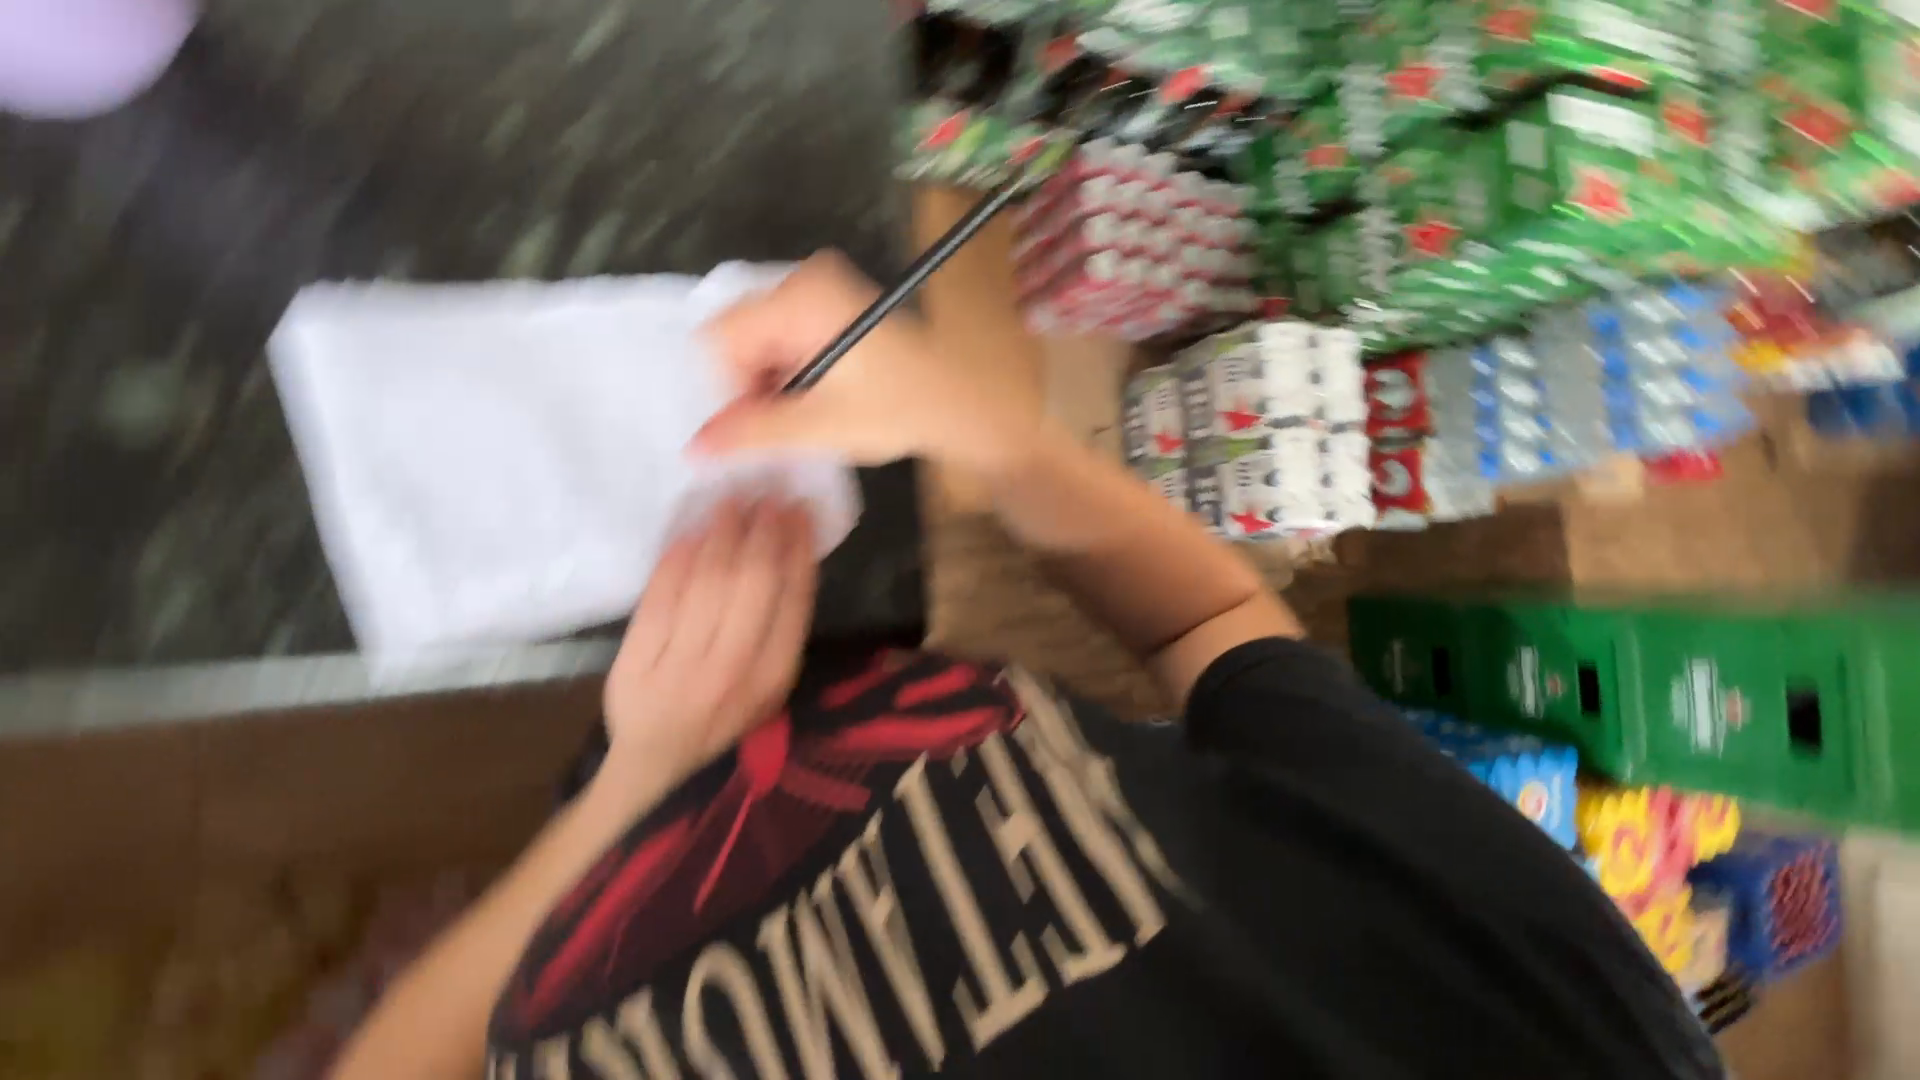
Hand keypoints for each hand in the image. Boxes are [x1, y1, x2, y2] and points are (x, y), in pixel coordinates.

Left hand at [602, 497, 816, 781]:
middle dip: (763, 530)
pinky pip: (661, 597)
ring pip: (708, 583)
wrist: (659, 761)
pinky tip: (690, 531)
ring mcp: (682, 665)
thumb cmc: (726, 716)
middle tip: (767, 492)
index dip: (798, 548)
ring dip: (722, 533)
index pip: (793, 599)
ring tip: (731, 501)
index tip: (800, 510)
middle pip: (753, 583)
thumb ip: (781, 628)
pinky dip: (676, 559)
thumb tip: (791, 554)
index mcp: (773, 676)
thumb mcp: (771, 685)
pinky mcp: (637, 661)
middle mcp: (732, 669)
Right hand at [692, 251, 1032, 473]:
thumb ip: (753, 433)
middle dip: (750, 385)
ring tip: (804, 417)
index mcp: (800, 296)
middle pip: (740, 335)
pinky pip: (786, 339)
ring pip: (762, 341)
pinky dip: (790, 374)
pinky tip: (815, 402)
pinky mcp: (833, 308)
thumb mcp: (821, 426)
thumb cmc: (900, 410)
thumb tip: (694, 447)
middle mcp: (805, 279)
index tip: (752, 425)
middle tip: (782, 427)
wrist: (963, 402)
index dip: (727, 386)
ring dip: (770, 384)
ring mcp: (821, 290)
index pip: (722, 335)